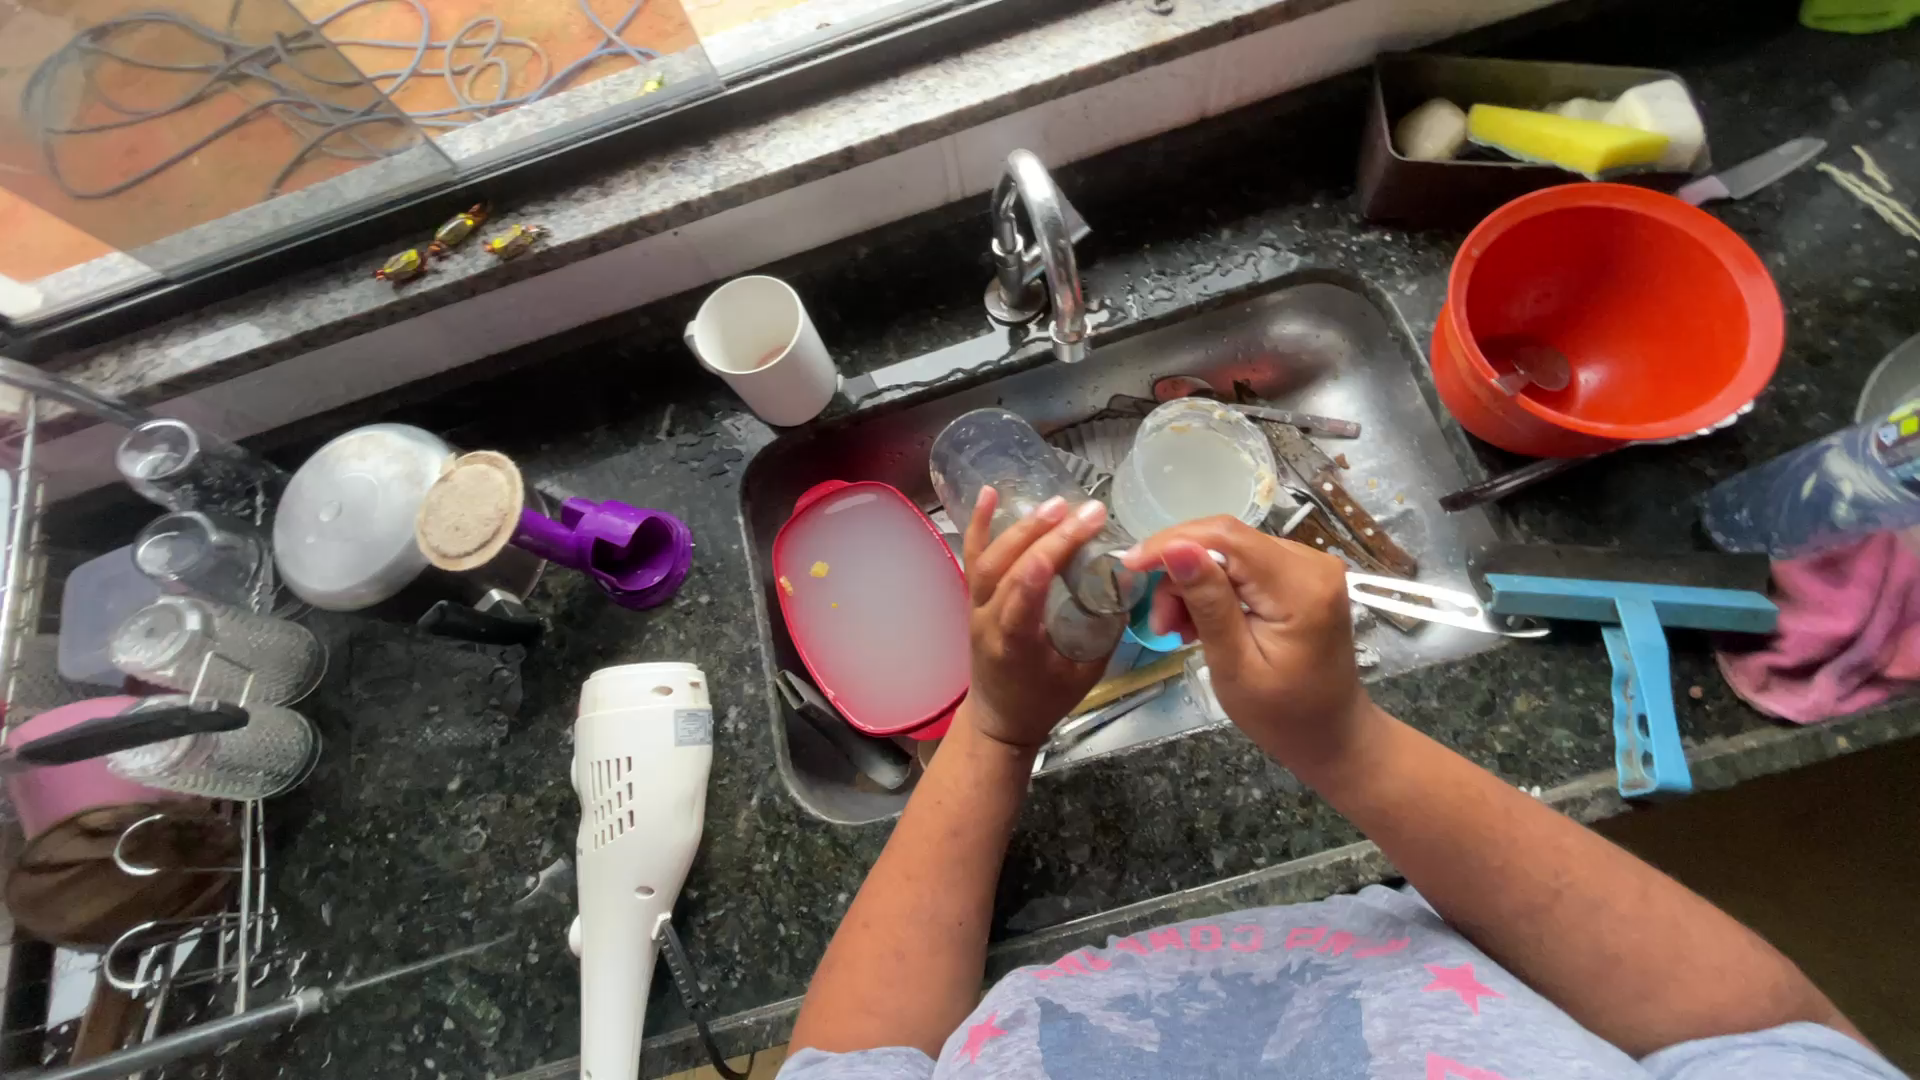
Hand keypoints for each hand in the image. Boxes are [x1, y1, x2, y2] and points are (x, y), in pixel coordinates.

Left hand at [958, 487, 1111, 751]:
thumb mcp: (1085, 674)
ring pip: (988, 559)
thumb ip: (1104, 629)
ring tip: (1054, 503)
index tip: (1082, 526)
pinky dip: (979, 524)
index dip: (1049, 556)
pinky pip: (972, 557)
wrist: (999, 719)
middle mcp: (987, 620)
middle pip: (1008, 569)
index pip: (1024, 594)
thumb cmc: (1044, 700)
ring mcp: (974, 606)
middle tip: (1080, 508)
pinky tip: (988, 493)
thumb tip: (1126, 580)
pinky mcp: (972, 596)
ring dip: (1020, 527)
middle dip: (1044, 535)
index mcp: (1014, 644)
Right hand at [1122, 517, 1377, 777]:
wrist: (1330, 734)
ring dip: (1192, 585)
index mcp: (1300, 587)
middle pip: (1224, 541)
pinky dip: (1212, 589)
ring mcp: (1307, 565)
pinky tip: (1202, 621)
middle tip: (1160, 622)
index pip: (1225, 537)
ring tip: (1179, 630)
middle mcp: (1310, 563)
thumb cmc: (1281, 714)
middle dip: (1179, 573)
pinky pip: (1241, 564)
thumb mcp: (1234, 664)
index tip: (1130, 565)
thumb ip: (1207, 602)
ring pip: (1227, 552)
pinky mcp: (1298, 574)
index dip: (1172, 542)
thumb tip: (1176, 547)